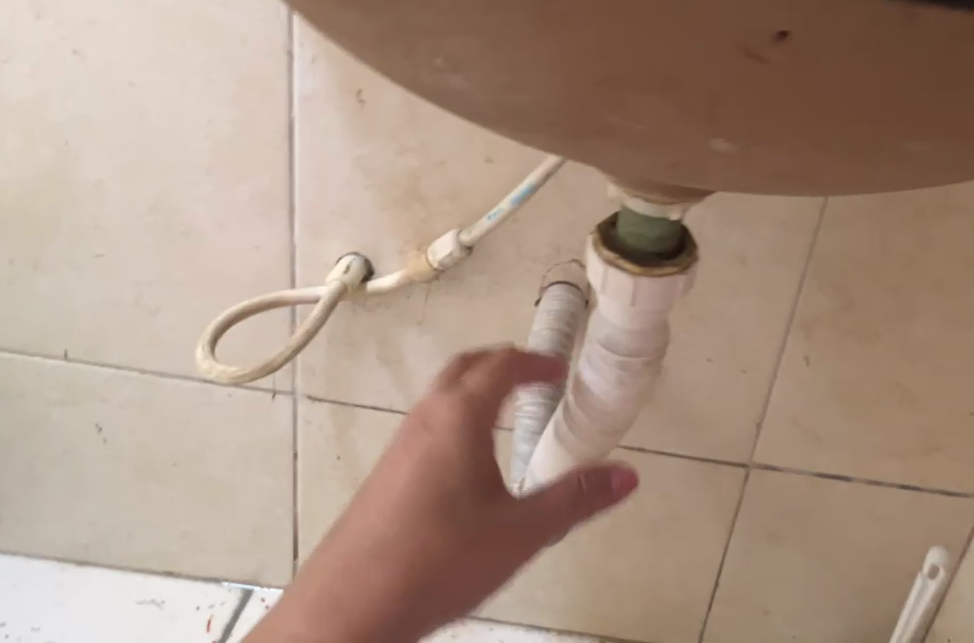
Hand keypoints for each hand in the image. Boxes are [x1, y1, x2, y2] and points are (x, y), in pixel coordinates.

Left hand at [251, 347, 639, 642]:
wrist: (345, 610)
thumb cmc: (437, 561)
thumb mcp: (518, 534)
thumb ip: (573, 499)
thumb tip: (628, 474)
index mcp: (461, 416)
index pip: (502, 365)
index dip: (535, 362)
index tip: (560, 372)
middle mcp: (427, 417)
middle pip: (466, 366)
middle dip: (503, 364)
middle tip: (536, 380)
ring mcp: (400, 443)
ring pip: (442, 393)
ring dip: (476, 389)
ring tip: (508, 418)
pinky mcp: (385, 473)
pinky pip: (428, 422)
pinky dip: (457, 416)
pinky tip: (468, 466)